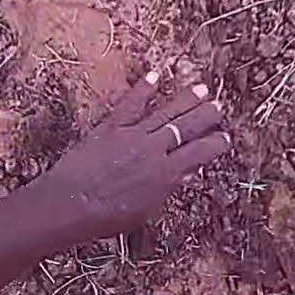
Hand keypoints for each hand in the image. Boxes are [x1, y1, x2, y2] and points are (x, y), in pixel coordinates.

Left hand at [29, 71, 230, 240]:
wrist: (70, 206)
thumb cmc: (106, 218)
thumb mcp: (144, 211)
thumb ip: (166, 190)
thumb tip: (187, 174)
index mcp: (165, 175)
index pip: (199, 154)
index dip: (214, 145)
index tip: (224, 139)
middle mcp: (153, 151)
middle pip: (186, 128)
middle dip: (206, 116)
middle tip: (219, 107)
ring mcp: (132, 136)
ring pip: (165, 112)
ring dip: (185, 99)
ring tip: (201, 88)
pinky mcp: (110, 128)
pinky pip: (131, 104)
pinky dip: (144, 88)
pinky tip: (155, 75)